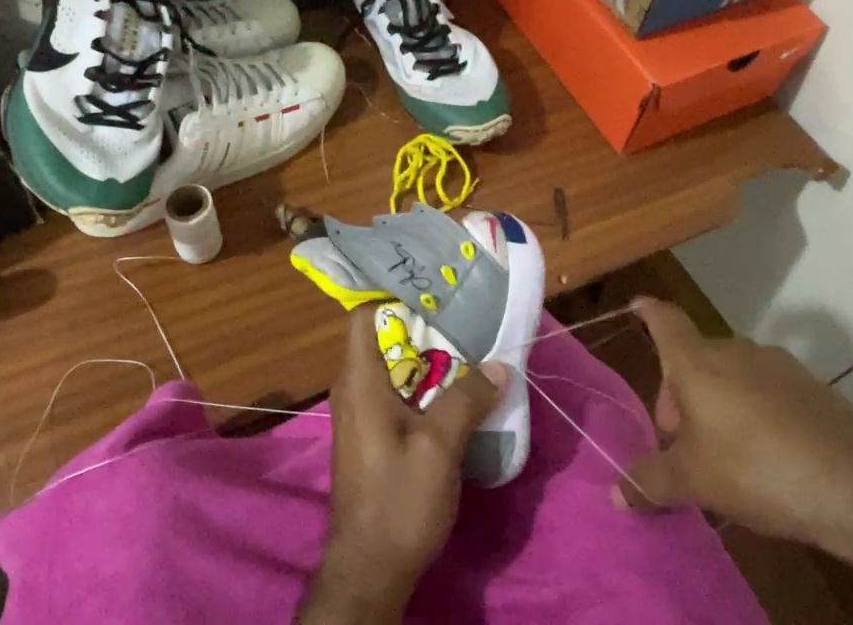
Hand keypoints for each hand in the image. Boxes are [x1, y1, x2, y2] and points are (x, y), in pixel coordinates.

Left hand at [299, 304, 506, 621]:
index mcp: (359, 380)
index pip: (365, 315)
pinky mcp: (375, 434)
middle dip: (425, 324)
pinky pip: (399, 392)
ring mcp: (363, 412)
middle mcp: (354, 388)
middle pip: (385, 337)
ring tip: (473, 341)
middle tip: (467, 311)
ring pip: (396, 366)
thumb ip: (466, 399)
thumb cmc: (398, 499)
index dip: (395, 294)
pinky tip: (460, 387)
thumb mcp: (439, 446)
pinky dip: (426, 383)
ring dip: (430, 356)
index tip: (435, 285)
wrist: (370, 568)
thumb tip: (498, 365)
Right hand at [618, 297, 852, 557]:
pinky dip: (756, 412)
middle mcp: (735, 350)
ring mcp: (778, 365)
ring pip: (732, 374)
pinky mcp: (813, 387)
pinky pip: (767, 391)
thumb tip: (617, 493)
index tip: (637, 306)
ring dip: (719, 403)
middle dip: (681, 394)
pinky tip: (768, 457)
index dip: (648, 312)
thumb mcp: (692, 483)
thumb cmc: (755, 470)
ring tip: (726, 454)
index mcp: (697, 362)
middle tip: (683, 444)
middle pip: (695, 358)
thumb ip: (649, 482)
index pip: (665, 320)